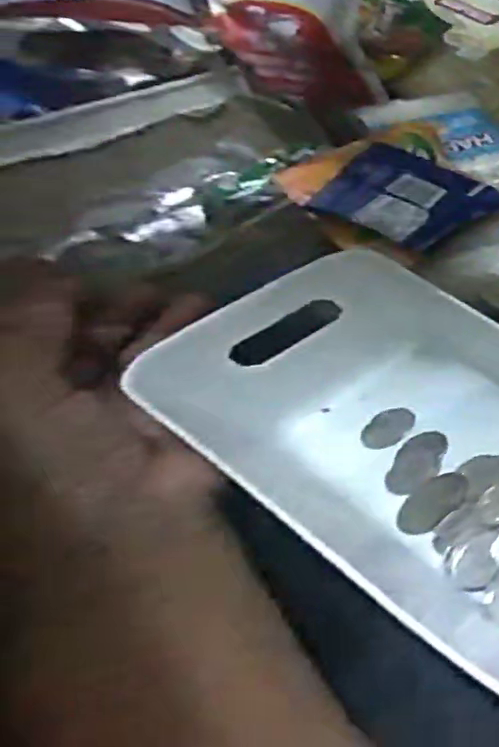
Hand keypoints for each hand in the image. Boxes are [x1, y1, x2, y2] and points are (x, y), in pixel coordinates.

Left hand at [0, 263, 217, 538]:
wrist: (132, 508)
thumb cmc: (45, 460)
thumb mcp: (10, 393)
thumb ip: (21, 332)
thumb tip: (45, 271)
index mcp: (4, 394)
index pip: (13, 335)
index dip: (29, 300)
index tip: (57, 269)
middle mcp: (43, 395)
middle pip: (64, 334)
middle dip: (91, 305)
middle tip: (119, 283)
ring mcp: (108, 399)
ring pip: (122, 341)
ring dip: (143, 314)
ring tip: (170, 294)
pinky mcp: (168, 399)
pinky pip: (174, 355)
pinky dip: (186, 329)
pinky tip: (199, 310)